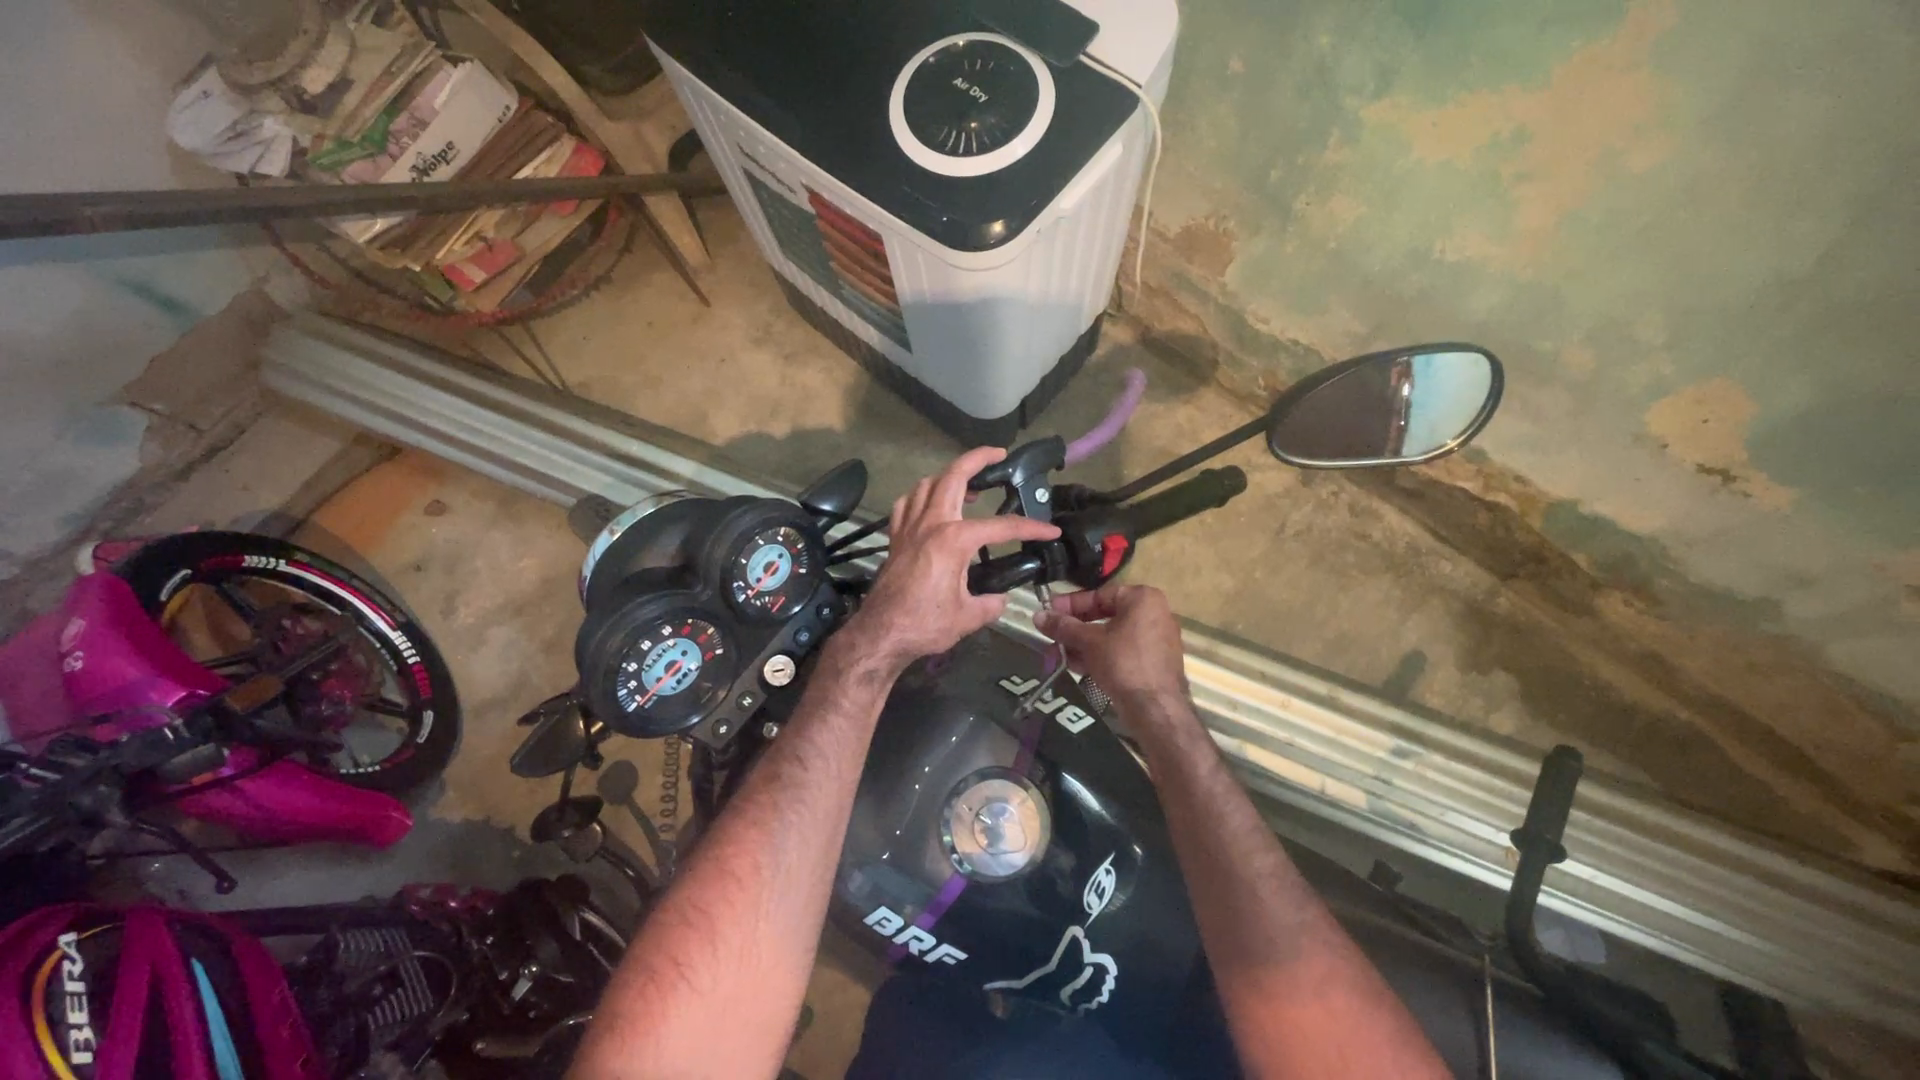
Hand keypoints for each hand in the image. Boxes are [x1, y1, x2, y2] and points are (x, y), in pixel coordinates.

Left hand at [847, 447, 1060, 672]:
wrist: (881, 634)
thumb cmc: (925, 624)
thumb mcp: (968, 617)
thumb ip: (990, 603)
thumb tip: (999, 599)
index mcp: (954, 539)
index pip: (1001, 527)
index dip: (1030, 528)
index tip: (1050, 530)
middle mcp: (931, 523)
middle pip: (954, 476)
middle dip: (978, 459)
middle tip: (998, 455)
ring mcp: (909, 528)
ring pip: (927, 485)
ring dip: (948, 477)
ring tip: (967, 486)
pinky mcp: (895, 539)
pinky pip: (906, 504)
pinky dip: (920, 497)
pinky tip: (930, 506)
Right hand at [1034, 582, 1189, 715]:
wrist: (1156, 708)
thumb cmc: (1123, 663)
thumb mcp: (1089, 642)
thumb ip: (1063, 626)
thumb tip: (1038, 616)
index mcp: (1142, 599)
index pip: (1099, 595)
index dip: (1070, 604)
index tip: (1049, 611)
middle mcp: (1154, 614)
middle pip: (1104, 616)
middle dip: (1074, 629)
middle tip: (1052, 635)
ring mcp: (1156, 639)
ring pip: (1111, 636)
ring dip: (1082, 645)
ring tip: (1058, 655)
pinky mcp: (1154, 662)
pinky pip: (1122, 652)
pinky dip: (1100, 656)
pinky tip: (1077, 666)